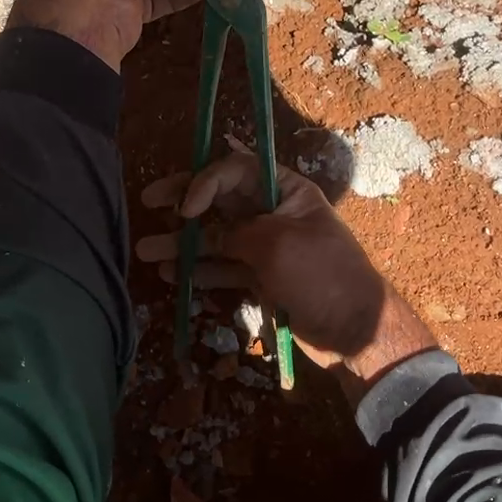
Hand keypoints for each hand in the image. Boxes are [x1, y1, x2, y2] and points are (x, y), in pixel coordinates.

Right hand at [136, 153, 438, 399]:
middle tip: (148, 201)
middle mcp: (272, 211)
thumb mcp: (275, 245)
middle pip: (219, 199)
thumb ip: (235, 233)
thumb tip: (207, 234)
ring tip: (145, 252)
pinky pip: (223, 266)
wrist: (355, 332)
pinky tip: (172, 275)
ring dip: (182, 242)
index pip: (235, 170)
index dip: (205, 183)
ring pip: (215, 236)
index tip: (186, 209)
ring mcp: (265, 245)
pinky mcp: (261, 276)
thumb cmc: (320, 276)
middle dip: (182, 201)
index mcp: (286, 191)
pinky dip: (199, 269)